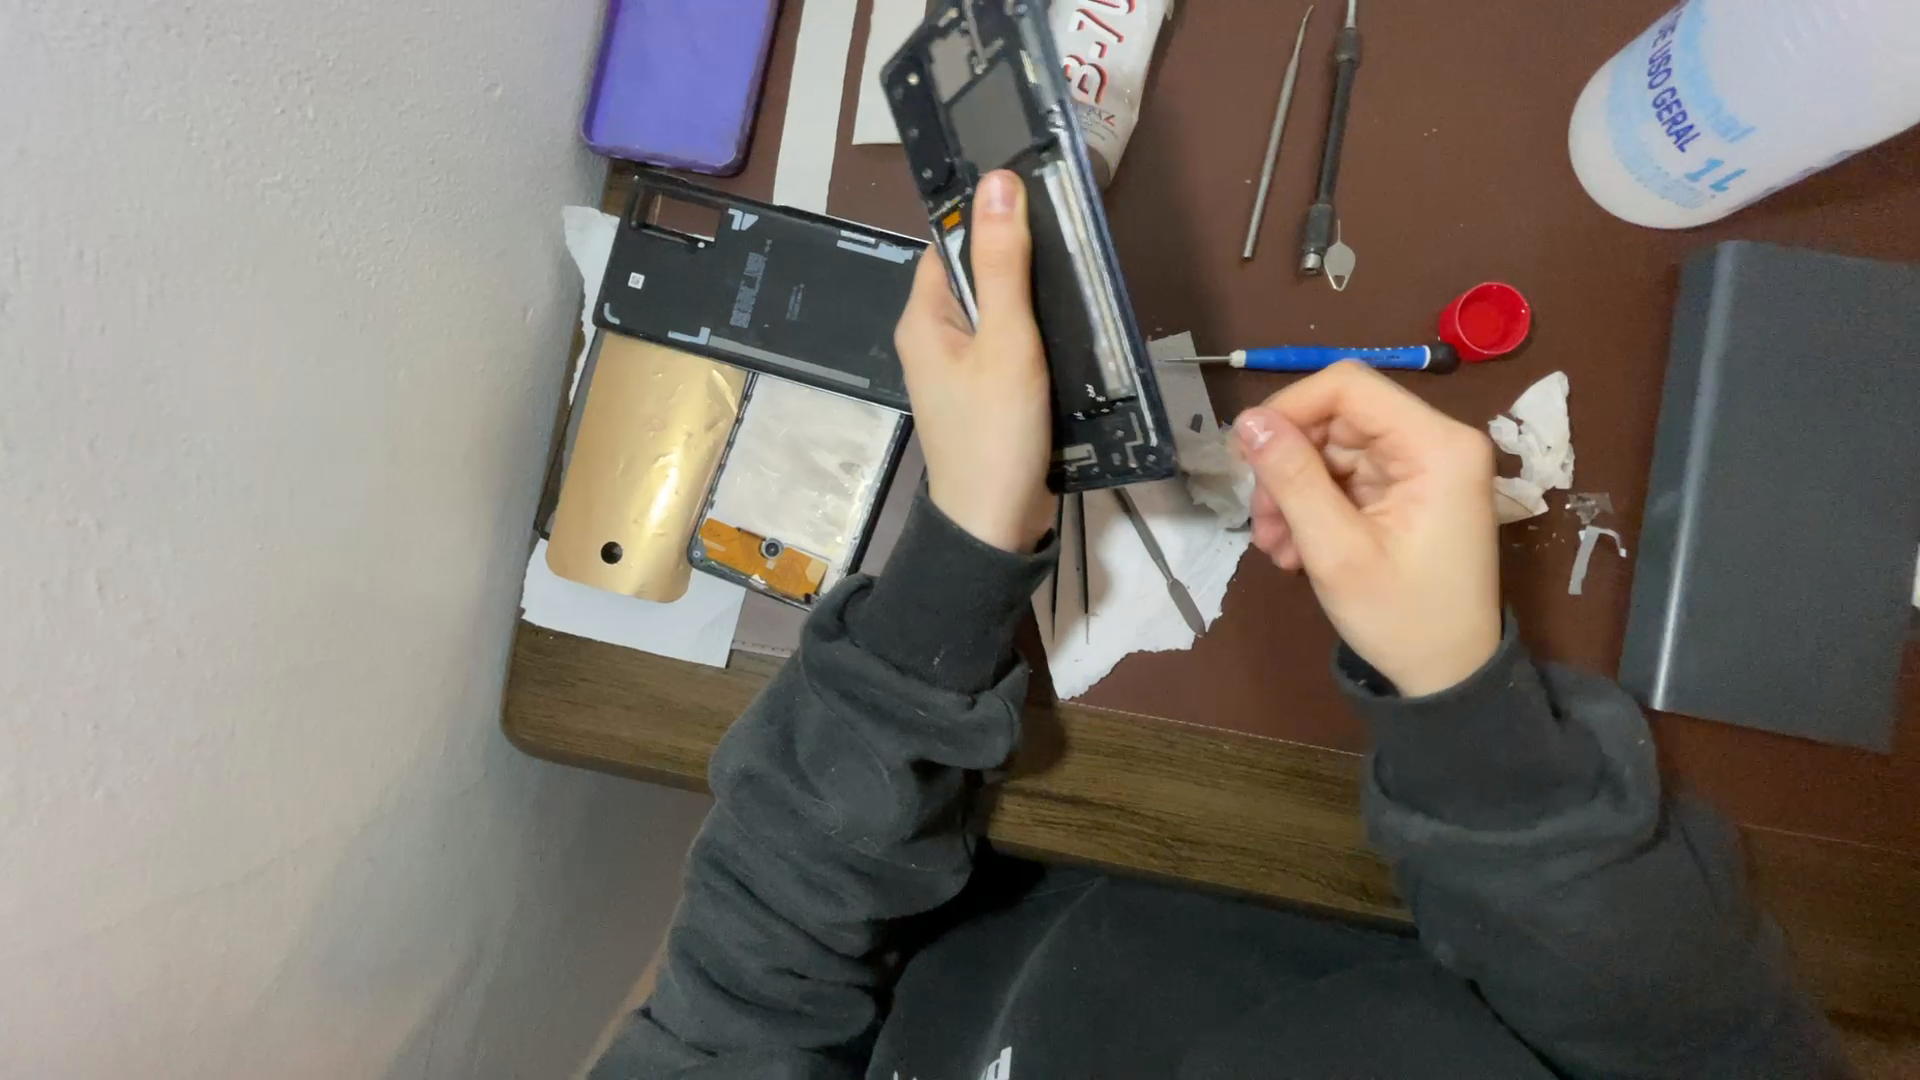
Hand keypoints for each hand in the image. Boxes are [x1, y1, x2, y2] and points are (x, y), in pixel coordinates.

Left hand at [894, 170, 1054, 552]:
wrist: (995, 523)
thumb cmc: (995, 432)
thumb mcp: (1005, 341)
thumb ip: (1003, 264)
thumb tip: (997, 182)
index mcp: (923, 319)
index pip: (950, 247)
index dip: (990, 222)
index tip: (1041, 203)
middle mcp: (934, 340)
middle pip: (977, 279)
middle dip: (1020, 262)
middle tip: (1074, 244)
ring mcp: (960, 371)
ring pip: (998, 316)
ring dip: (1033, 302)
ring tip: (1080, 280)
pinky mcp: (986, 396)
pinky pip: (1009, 350)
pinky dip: (1036, 339)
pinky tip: (1070, 330)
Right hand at [1236, 362, 1500, 696]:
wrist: (1445, 675)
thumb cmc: (1401, 617)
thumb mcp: (1336, 550)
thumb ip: (1292, 479)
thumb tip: (1247, 422)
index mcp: (1435, 446)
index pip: (1347, 387)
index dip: (1287, 409)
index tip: (1245, 455)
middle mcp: (1430, 443)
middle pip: (1332, 419)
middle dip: (1284, 464)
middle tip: (1260, 520)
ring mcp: (1415, 467)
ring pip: (1324, 450)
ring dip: (1287, 493)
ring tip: (1273, 546)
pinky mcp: (1399, 490)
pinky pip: (1335, 478)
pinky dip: (1304, 507)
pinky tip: (1291, 548)